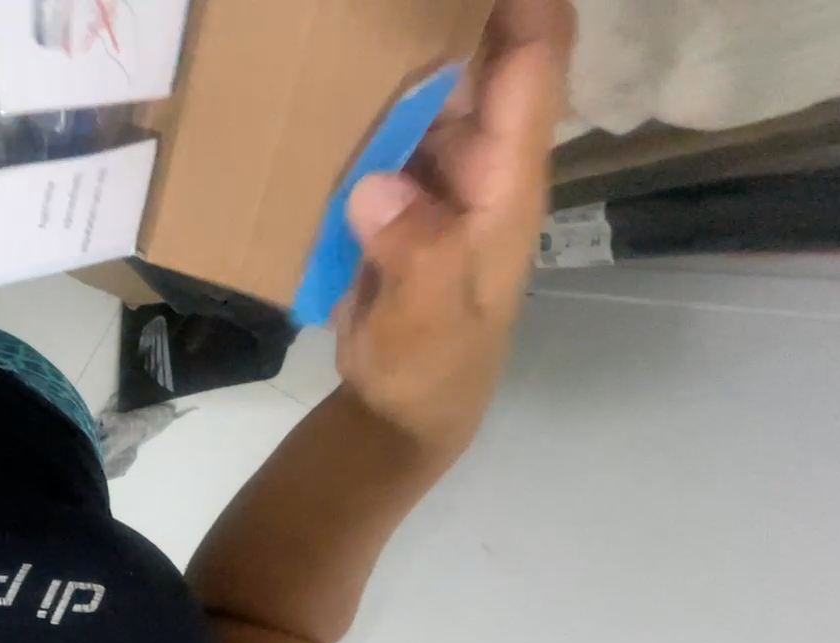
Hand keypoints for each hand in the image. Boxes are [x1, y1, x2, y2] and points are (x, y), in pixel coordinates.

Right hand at [337, 0, 574, 448]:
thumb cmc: (433, 364)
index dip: (520, 6)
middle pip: (467, 74)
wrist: (401, 405)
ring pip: (412, 113)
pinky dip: (347, 135)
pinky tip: (309, 122)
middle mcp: (470, 170)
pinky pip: (369, 158)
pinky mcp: (384, 215)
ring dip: (382, 79)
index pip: (530, 70)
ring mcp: (425, 192)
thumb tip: (373, 184)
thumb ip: (416, 250)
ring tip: (330, 53)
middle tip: (363, 15)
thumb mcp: (429, 318)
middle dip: (435, 28)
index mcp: (503, 182)